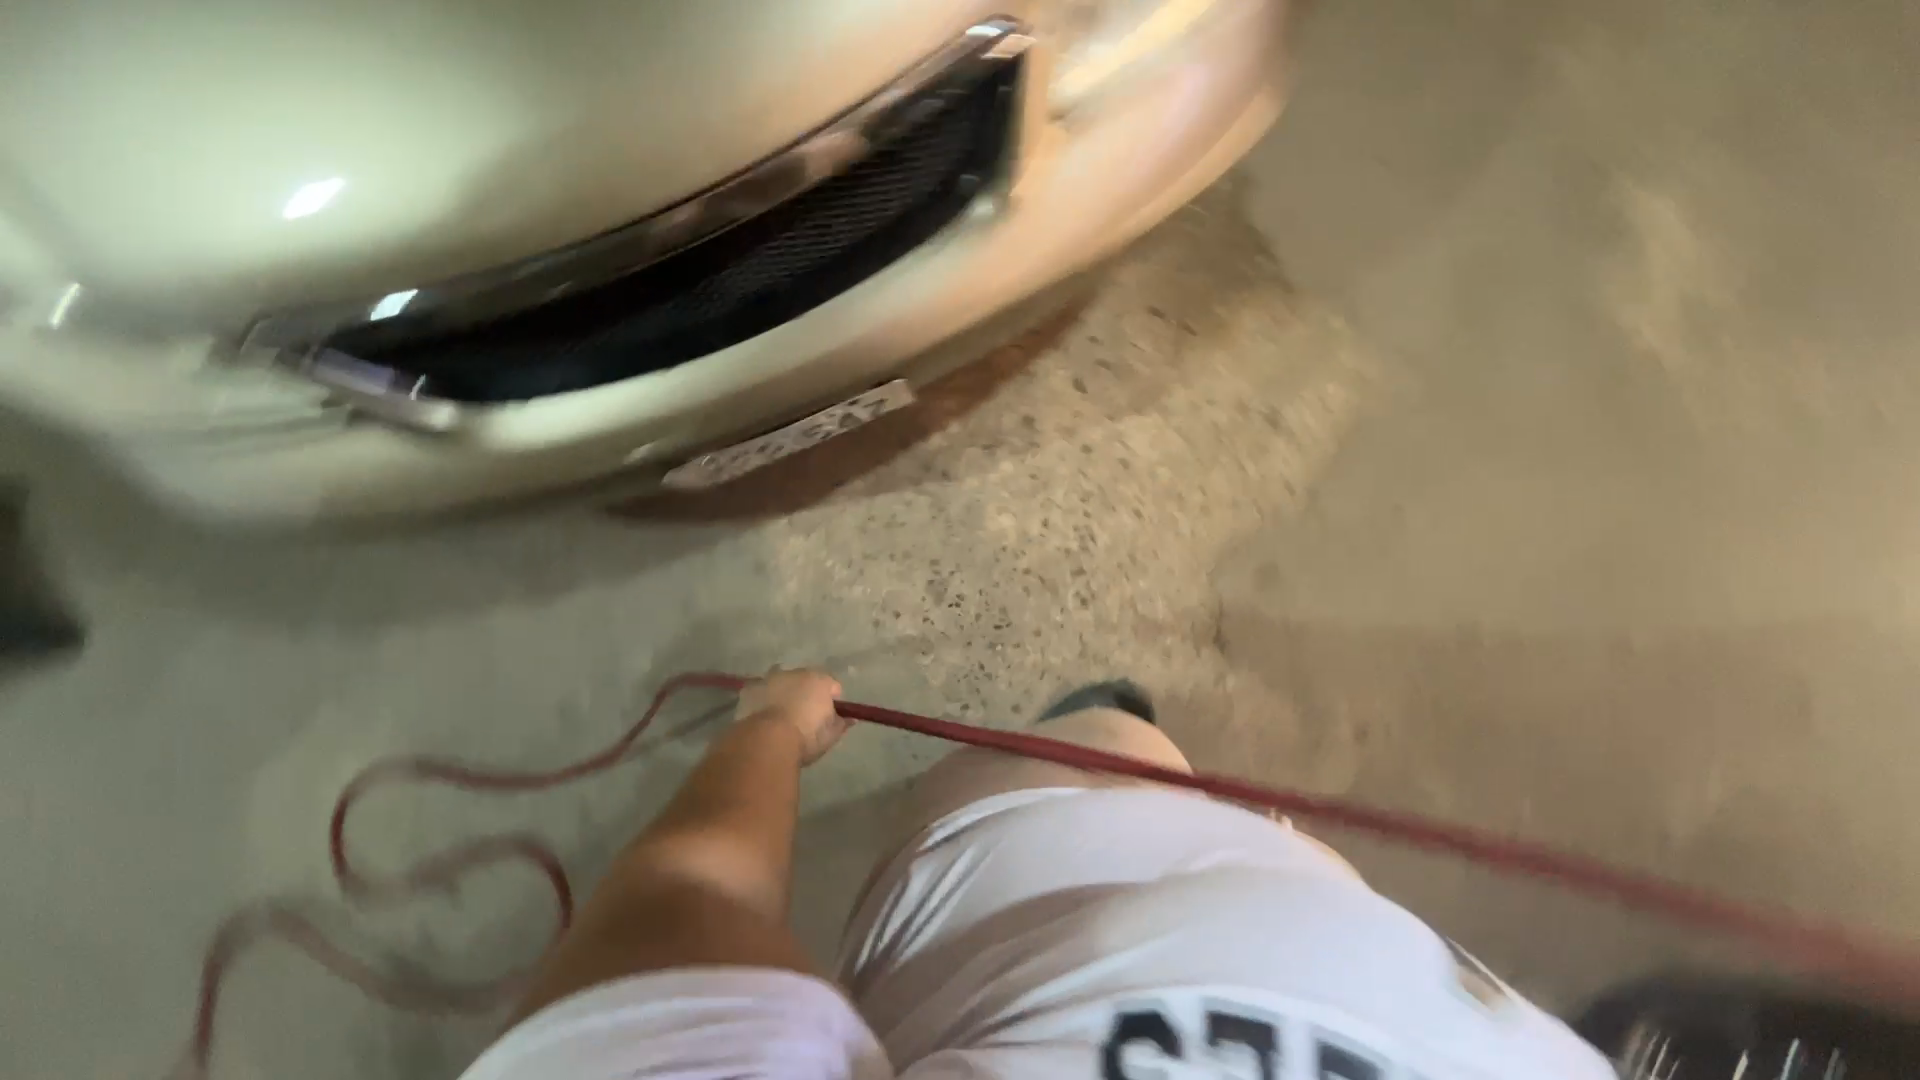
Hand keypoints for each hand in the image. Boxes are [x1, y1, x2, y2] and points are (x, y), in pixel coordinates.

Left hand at [734, 666, 846, 765]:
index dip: (832, 701)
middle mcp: (795, 673)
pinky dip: (763, 701)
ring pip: (781, 684)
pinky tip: (762, 719)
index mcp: (819, 680)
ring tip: (780, 718)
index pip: (832, 686)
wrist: (766, 741)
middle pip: (805, 681)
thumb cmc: (805, 737)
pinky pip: (760, 692)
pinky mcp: (749, 689)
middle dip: (806, 694)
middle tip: (803, 717)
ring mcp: (770, 679)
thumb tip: (850, 718)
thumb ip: (841, 723)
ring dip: (783, 694)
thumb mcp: (830, 736)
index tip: (828, 717)